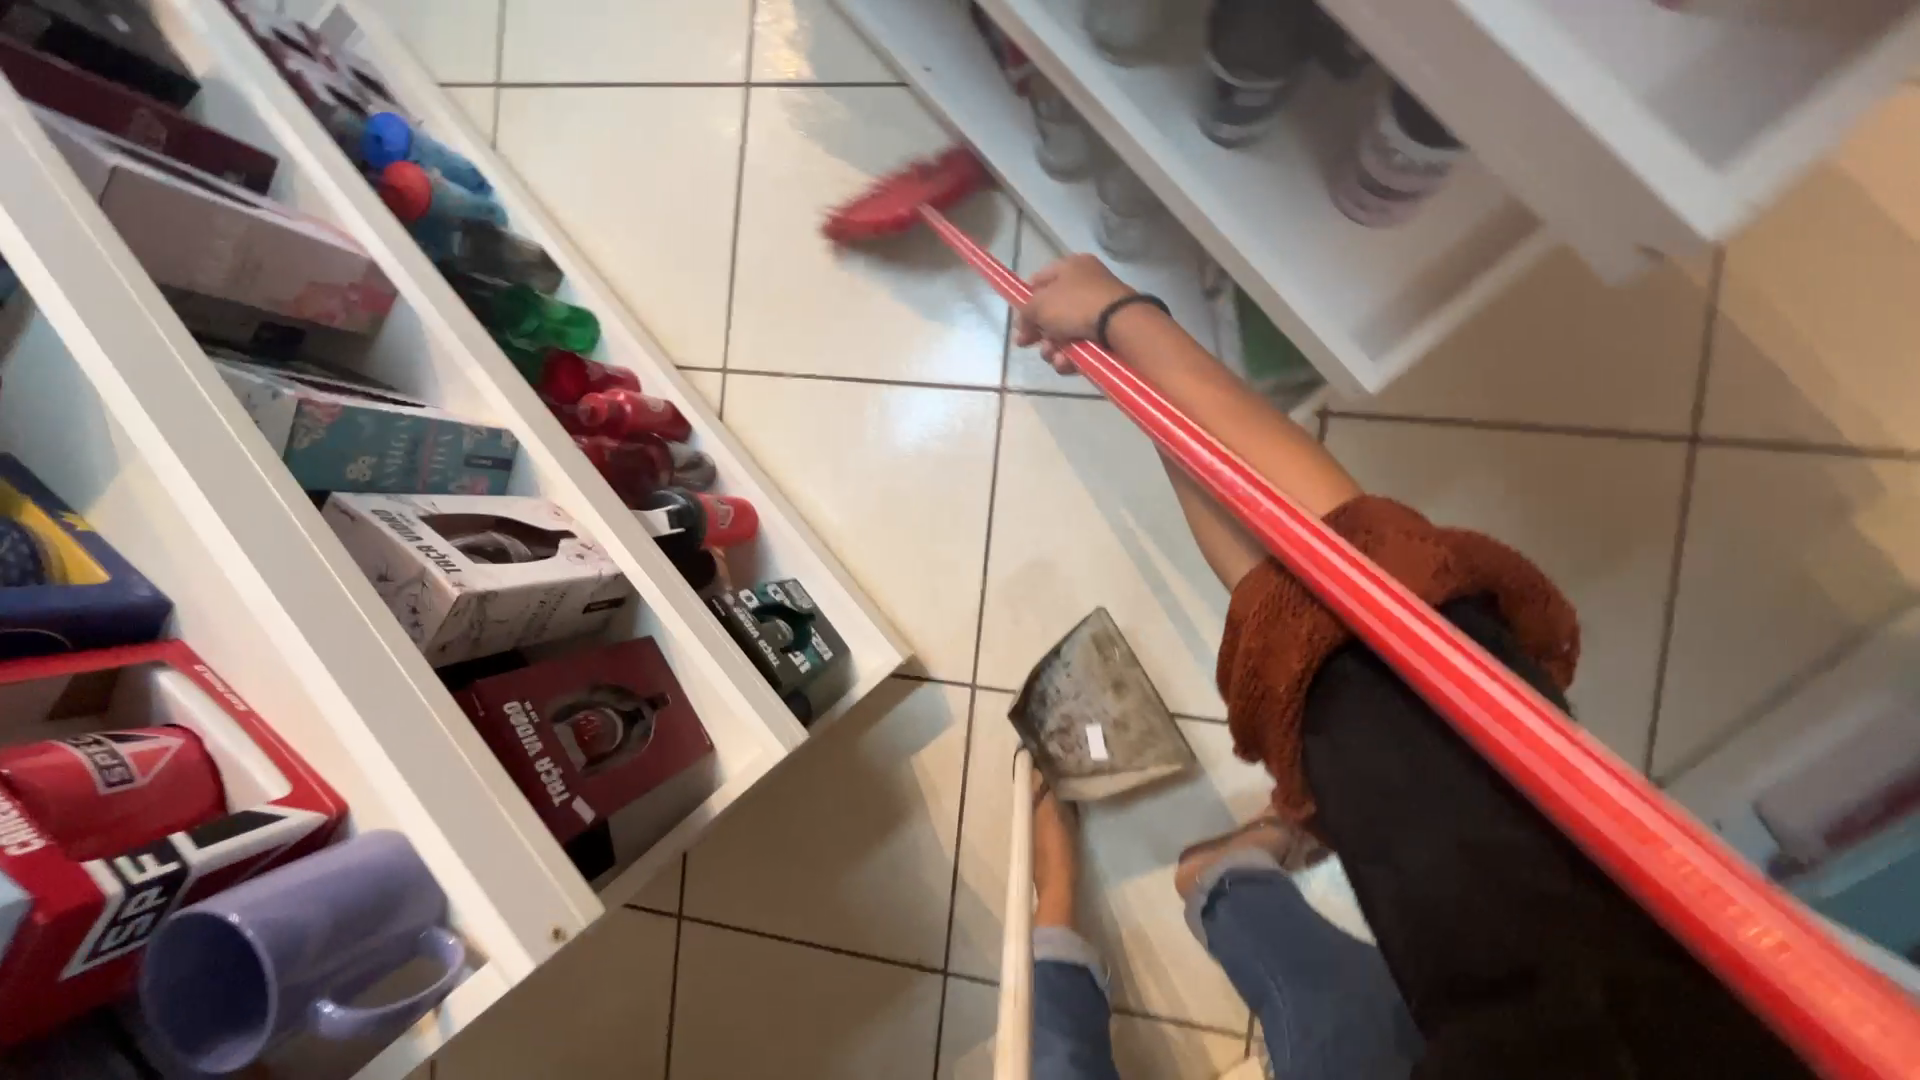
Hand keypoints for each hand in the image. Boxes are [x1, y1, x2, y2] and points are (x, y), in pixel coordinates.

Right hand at [1015, 254, 1135, 373]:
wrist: (1119, 324)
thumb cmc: (1075, 305)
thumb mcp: (1040, 305)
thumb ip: (1025, 313)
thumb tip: (1023, 327)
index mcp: (1071, 267)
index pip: (1040, 280)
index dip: (1027, 301)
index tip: (1020, 321)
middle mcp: (1085, 284)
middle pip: (1052, 312)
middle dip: (1039, 332)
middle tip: (1029, 344)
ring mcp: (1097, 309)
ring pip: (1065, 333)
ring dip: (1053, 349)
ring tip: (1053, 356)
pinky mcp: (1106, 333)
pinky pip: (1081, 345)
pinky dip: (1071, 357)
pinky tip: (1066, 363)